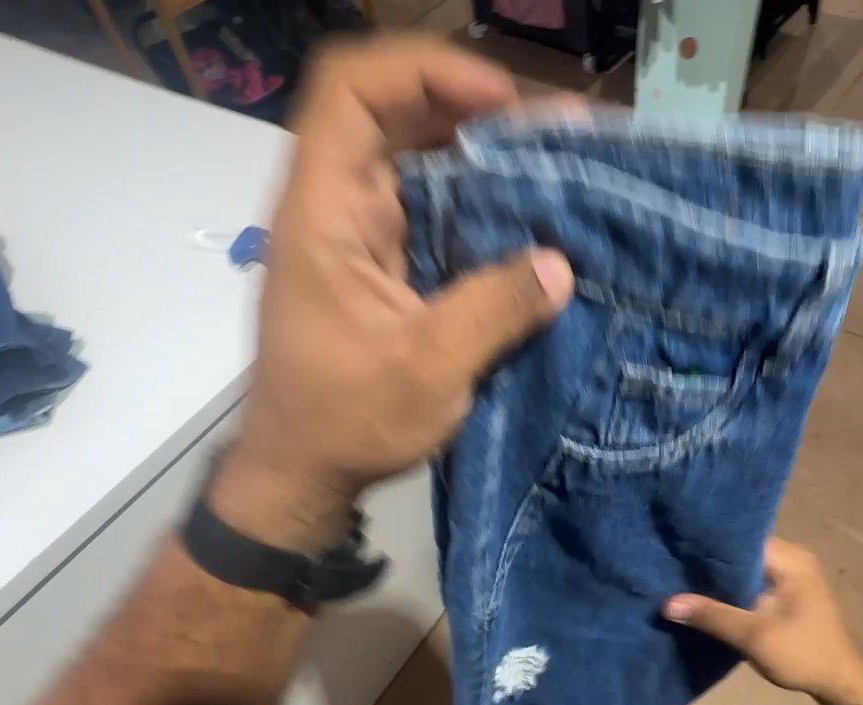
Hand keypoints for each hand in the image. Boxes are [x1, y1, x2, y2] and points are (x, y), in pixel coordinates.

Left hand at [213, 37, 575, 546]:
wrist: (303, 475)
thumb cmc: (345, 422)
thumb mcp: (428, 369)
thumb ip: (494, 310)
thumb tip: (560, 265)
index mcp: (324, 213)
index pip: (351, 89)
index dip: (425, 71)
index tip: (500, 103)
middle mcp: (338, 209)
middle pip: (394, 116)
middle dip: (473, 113)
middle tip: (551, 141)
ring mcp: (362, 240)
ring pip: (420, 166)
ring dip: (485, 163)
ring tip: (556, 174)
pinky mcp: (386, 273)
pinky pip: (436, 218)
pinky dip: (482, 213)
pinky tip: (531, 229)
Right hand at [663, 539, 862, 700]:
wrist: (841, 682)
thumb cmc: (804, 654)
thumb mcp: (754, 636)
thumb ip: (712, 616)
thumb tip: (667, 603)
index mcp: (790, 558)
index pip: (741, 538)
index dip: (708, 545)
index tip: (676, 548)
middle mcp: (792, 559)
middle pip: (741, 552)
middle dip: (709, 563)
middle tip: (671, 566)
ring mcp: (790, 576)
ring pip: (745, 569)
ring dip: (719, 579)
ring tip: (680, 580)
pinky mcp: (786, 594)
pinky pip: (752, 582)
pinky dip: (731, 590)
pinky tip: (705, 598)